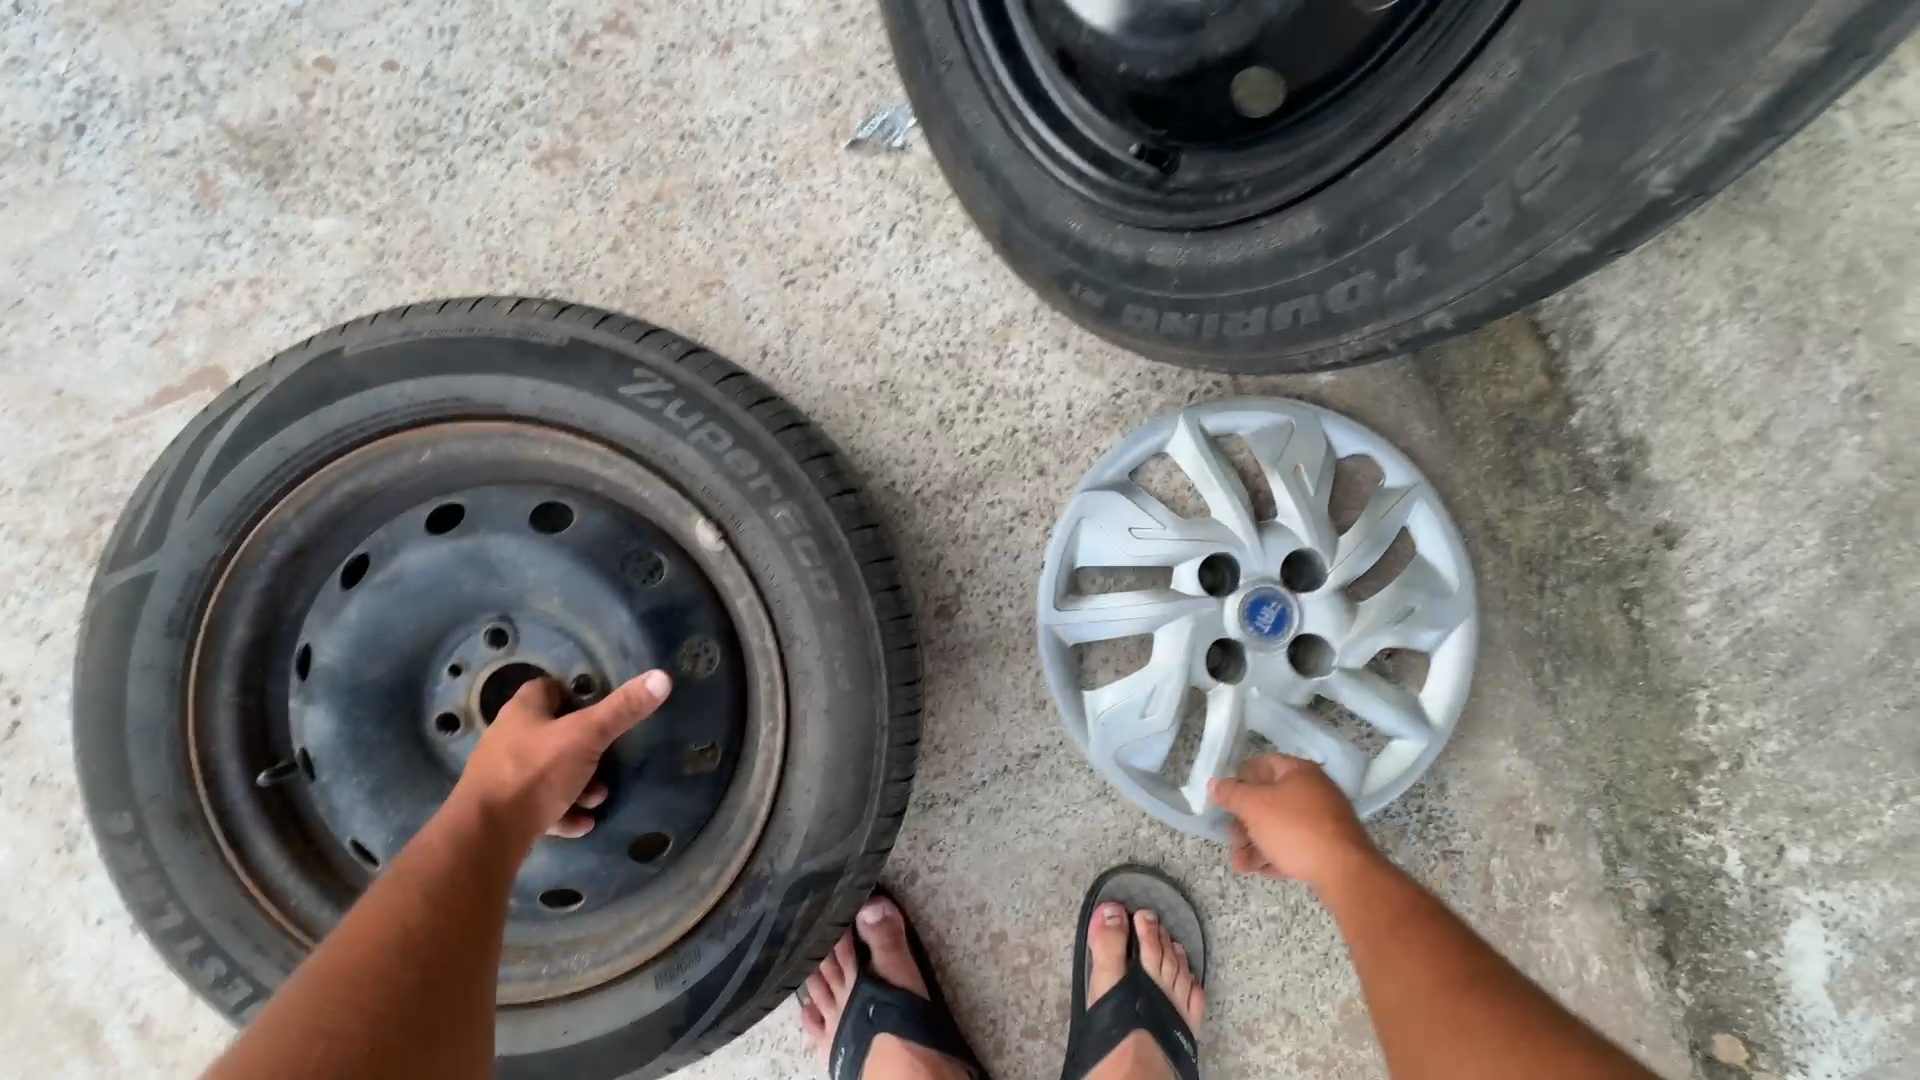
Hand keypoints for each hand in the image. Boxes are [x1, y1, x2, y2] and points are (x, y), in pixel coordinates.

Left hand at [452, 669, 671, 844]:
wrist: (486, 836)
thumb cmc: (535, 772)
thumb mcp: (588, 735)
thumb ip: (624, 709)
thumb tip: (663, 676)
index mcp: (523, 713)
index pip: (546, 689)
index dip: (571, 693)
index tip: (598, 705)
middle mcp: (508, 740)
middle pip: (553, 734)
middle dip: (586, 749)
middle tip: (607, 760)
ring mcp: (504, 778)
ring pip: (549, 774)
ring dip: (578, 785)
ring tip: (597, 799)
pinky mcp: (504, 812)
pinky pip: (541, 808)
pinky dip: (563, 814)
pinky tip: (582, 824)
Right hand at [1209, 753, 1379, 891]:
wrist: (1345, 872)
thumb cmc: (1294, 828)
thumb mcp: (1253, 806)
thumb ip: (1231, 793)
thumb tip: (1215, 784)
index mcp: (1298, 772)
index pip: (1262, 764)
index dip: (1240, 779)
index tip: (1225, 798)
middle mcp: (1313, 791)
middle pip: (1268, 800)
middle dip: (1244, 822)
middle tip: (1231, 837)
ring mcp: (1324, 821)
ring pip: (1279, 827)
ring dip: (1255, 844)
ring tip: (1240, 864)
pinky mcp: (1329, 848)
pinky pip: (1295, 846)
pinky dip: (1275, 855)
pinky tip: (1259, 871)